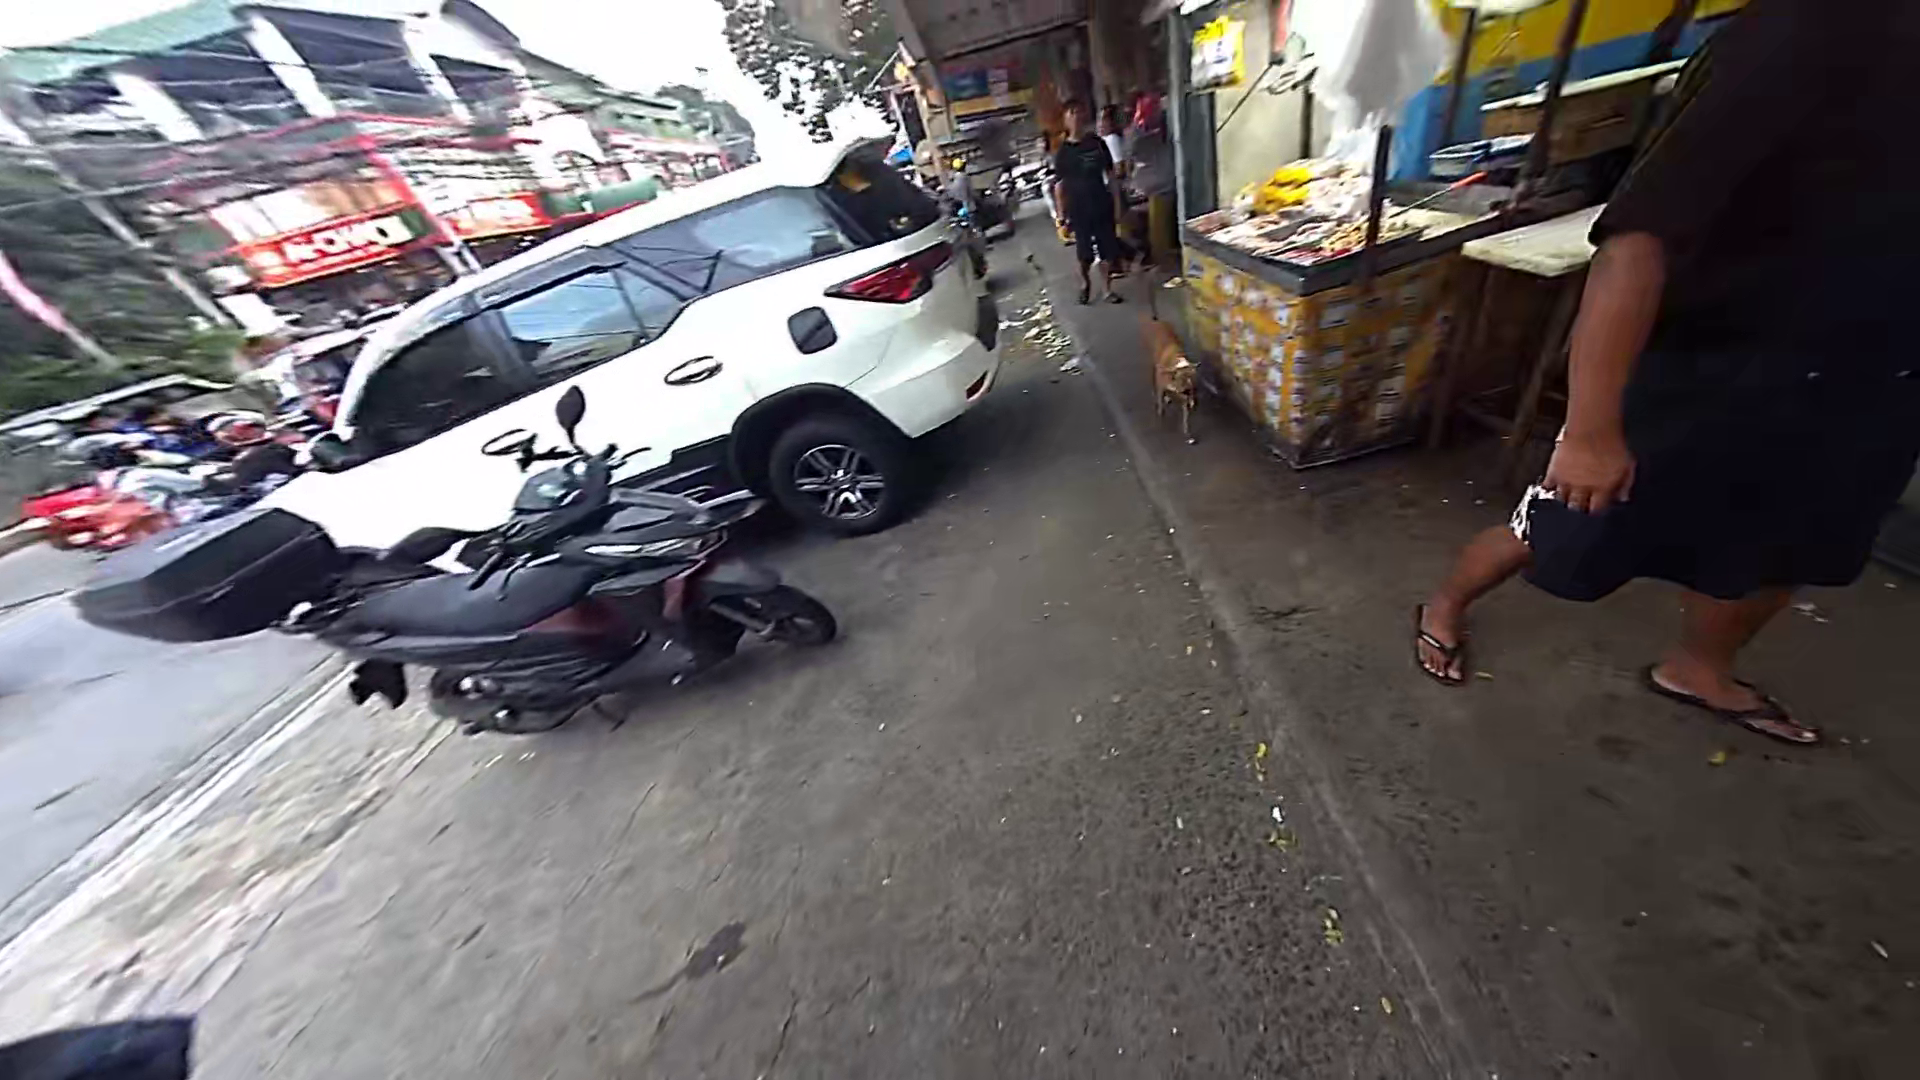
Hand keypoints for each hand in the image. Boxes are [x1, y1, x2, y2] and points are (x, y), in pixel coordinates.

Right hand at [1543, 431, 1634, 513]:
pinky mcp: (1553, 473)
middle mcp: (1582, 487)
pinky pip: (1548, 486)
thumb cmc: (1611, 447)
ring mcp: (1566, 481)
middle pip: (1576, 505)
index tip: (1596, 510)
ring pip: (1561, 498)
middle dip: (1578, 508)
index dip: (1596, 510)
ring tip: (1566, 499)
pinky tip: (1552, 488)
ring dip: (1564, 499)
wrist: (1591, 433)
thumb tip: (1622, 498)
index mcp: (1602, 487)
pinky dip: (1550, 488)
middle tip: (1580, 507)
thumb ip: (1625, 483)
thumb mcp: (1627, 466)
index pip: (1597, 507)